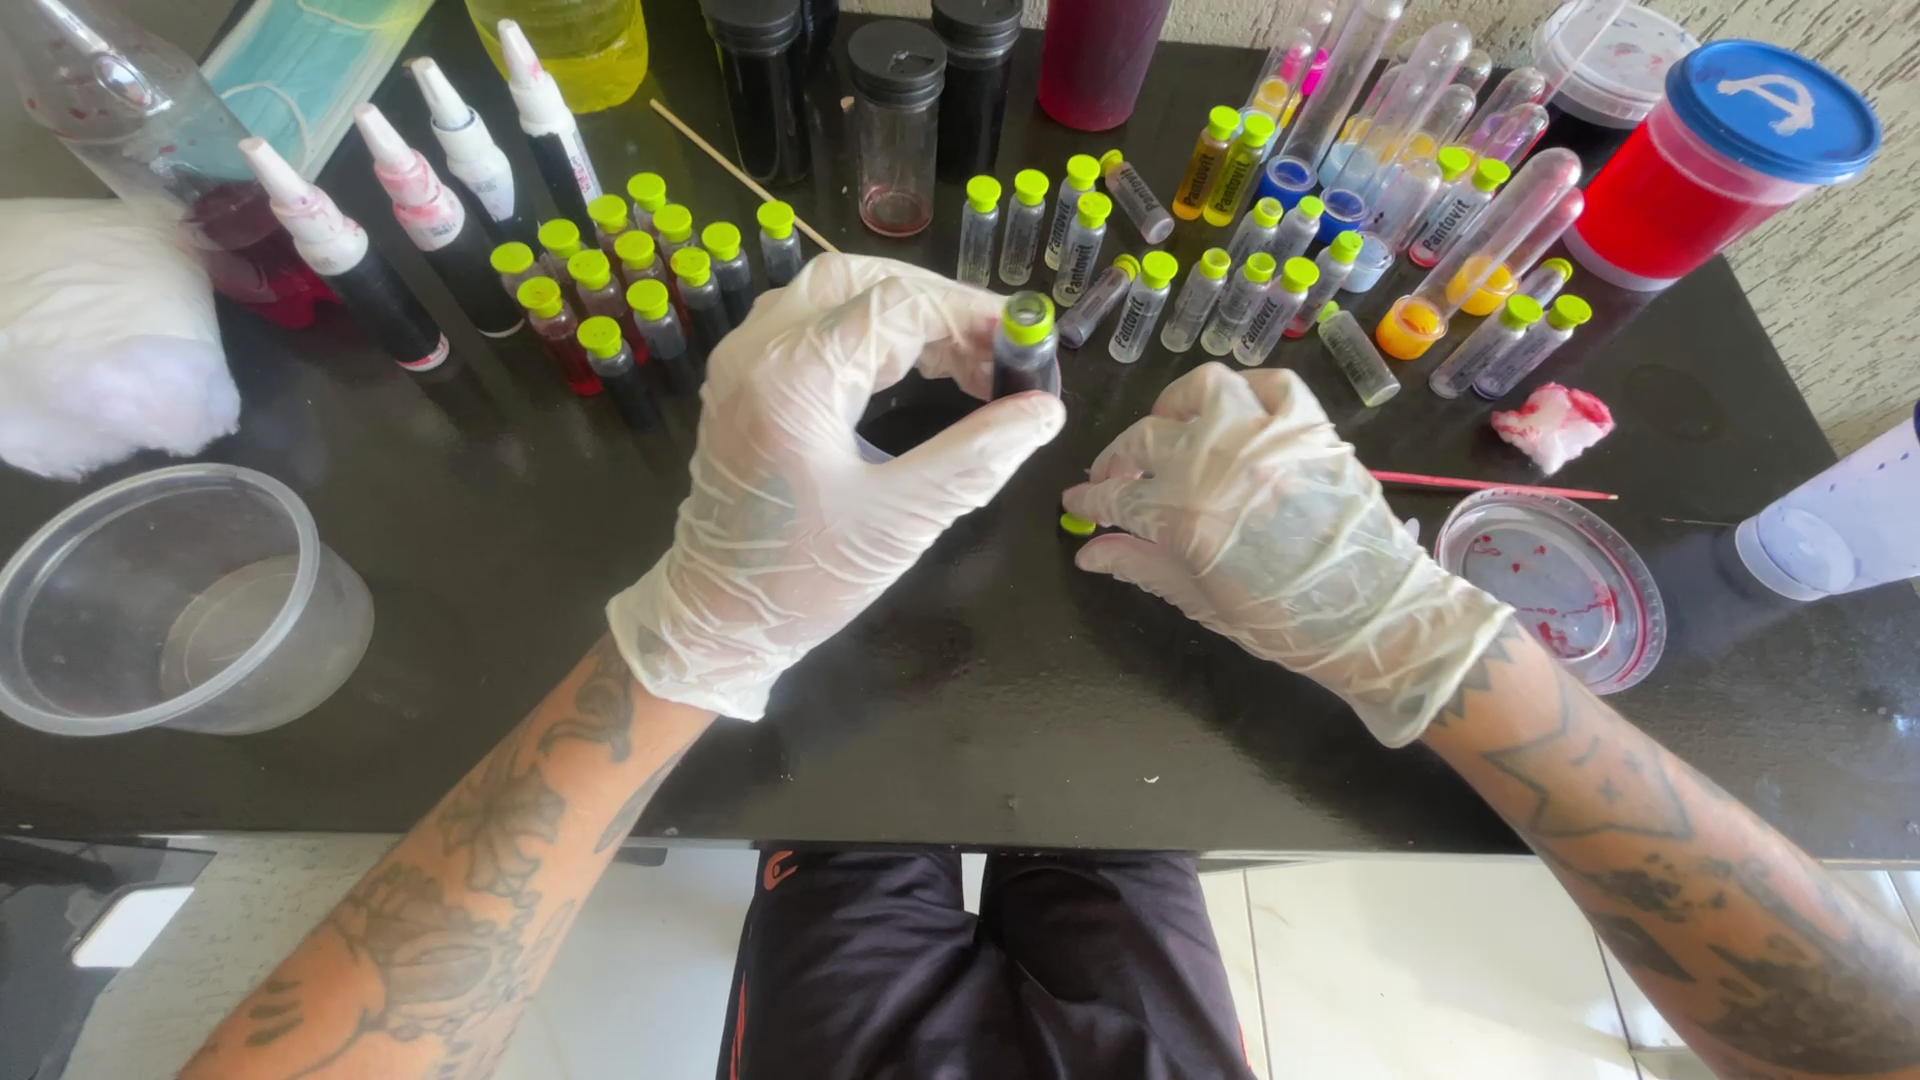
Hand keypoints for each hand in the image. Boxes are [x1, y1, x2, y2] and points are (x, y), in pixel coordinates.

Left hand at [608, 254, 1066, 718]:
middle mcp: (759, 348)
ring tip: (963, 358)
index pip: (900, 306)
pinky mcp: (745, 383)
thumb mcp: (901, 521)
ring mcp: (743, 361)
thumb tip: (1045, 411)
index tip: (1025, 346)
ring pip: (833, 295)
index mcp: (794, 376)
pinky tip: (907, 366)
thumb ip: (978, 457)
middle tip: (993, 347)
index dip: (972, 317)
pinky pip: (811, 327)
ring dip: (903, 314)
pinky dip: (867, 334)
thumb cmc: (802, 579)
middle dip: (938, 305)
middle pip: (861, 280)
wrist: (716, 618)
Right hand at [1062, 363, 1509, 746]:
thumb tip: (1087, 552)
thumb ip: (1140, 565)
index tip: (1076, 501)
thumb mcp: (1201, 600)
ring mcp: (1267, 436)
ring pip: (1202, 389)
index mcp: (1186, 515)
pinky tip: (1232, 413)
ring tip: (1168, 430)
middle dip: (1116, 458)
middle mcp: (1220, 463)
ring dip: (1172, 406)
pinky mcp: (1310, 426)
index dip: (1090, 498)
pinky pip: (1271, 383)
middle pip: (1145, 439)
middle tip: (1112, 476)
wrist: (1378, 618)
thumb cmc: (1282, 621)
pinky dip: (1244, 390)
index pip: (1117, 495)